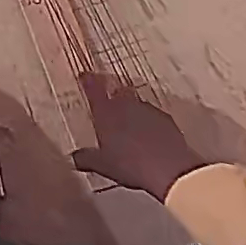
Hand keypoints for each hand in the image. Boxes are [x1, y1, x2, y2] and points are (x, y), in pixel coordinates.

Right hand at [70, 73, 206, 197]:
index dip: (88, 80)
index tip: (84, 75)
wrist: (171, 169)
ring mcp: (148, 111)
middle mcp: (126, 105)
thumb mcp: (102, 165)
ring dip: (132, 110)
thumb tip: (74, 158)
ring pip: (136, 103)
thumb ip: (86, 158)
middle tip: (109, 104)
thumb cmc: (130, 163)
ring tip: (129, 126)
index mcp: (106, 112)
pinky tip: (149, 137)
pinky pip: (153, 116)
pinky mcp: (167, 120)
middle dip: (113, 94)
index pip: (93, 88)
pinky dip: (149, 122)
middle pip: (118, 91)